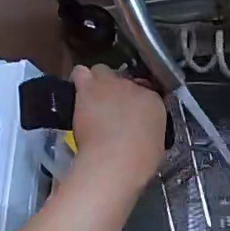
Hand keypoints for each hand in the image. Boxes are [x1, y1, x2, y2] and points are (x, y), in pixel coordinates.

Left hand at [70, 64, 165, 186]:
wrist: (116, 159)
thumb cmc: (140, 160)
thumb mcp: (154, 145)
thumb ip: (146, 131)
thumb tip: (139, 133)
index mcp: (153, 101)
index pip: (143, 92)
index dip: (132, 103)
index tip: (125, 115)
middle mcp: (133, 86)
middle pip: (121, 78)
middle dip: (114, 89)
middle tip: (107, 106)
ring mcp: (110, 84)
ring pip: (100, 70)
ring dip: (95, 82)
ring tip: (89, 99)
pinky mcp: (88, 87)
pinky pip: (80, 74)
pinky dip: (77, 82)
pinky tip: (75, 96)